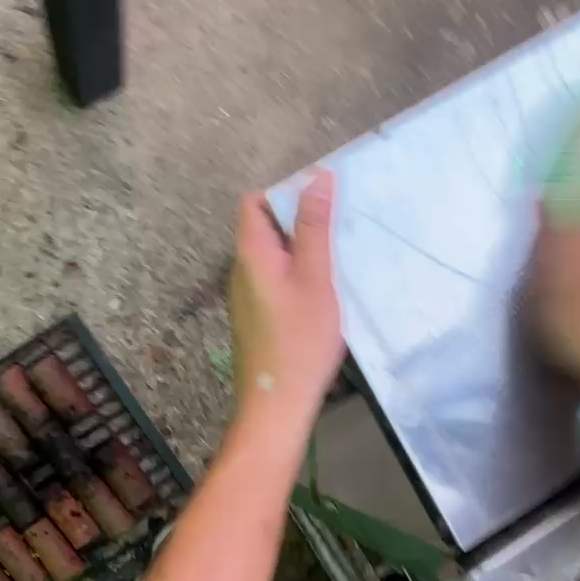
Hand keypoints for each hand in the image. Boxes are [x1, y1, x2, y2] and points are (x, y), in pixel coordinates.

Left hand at [229, 172, 344, 425]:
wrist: (277, 403)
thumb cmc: (299, 340)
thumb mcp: (315, 277)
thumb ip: (314, 227)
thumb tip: (317, 177)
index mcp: (251, 254)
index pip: (254, 202)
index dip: (285, 193)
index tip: (322, 202)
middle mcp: (242, 271)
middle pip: (264, 228)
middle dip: (299, 221)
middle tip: (337, 230)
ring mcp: (247, 297)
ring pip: (273, 257)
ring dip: (301, 251)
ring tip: (336, 259)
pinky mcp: (257, 318)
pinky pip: (276, 282)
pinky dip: (297, 276)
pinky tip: (323, 292)